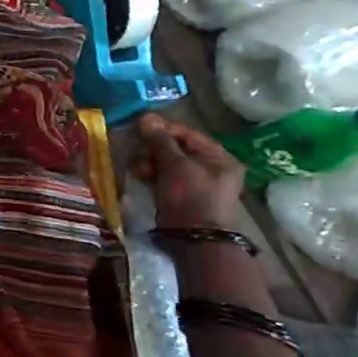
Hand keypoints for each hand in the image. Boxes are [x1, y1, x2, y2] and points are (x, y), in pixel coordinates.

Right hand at [131, 113, 244, 229]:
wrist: (192, 239)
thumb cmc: (190, 197)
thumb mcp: (176, 166)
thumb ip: (161, 141)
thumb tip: (146, 117)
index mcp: (219, 158)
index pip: (189, 134)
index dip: (164, 128)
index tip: (140, 125)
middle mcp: (211, 168)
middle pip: (176, 148)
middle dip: (154, 149)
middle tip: (138, 153)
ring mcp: (196, 184)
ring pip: (167, 163)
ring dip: (150, 163)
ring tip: (138, 170)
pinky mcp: (181, 196)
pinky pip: (164, 178)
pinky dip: (152, 176)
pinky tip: (140, 177)